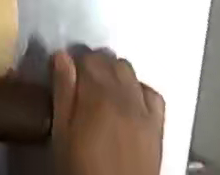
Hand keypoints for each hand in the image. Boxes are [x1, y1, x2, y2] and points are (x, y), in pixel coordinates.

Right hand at [50, 47, 163, 174]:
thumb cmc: (81, 171)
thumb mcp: (62, 135)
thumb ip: (62, 93)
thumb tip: (62, 56)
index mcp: (96, 94)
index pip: (86, 59)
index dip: (74, 63)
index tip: (66, 75)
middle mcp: (123, 93)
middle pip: (109, 61)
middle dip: (94, 66)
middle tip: (81, 86)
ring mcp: (143, 107)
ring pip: (128, 71)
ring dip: (115, 74)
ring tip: (103, 93)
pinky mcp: (157, 124)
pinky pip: (151, 93)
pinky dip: (139, 91)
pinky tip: (130, 102)